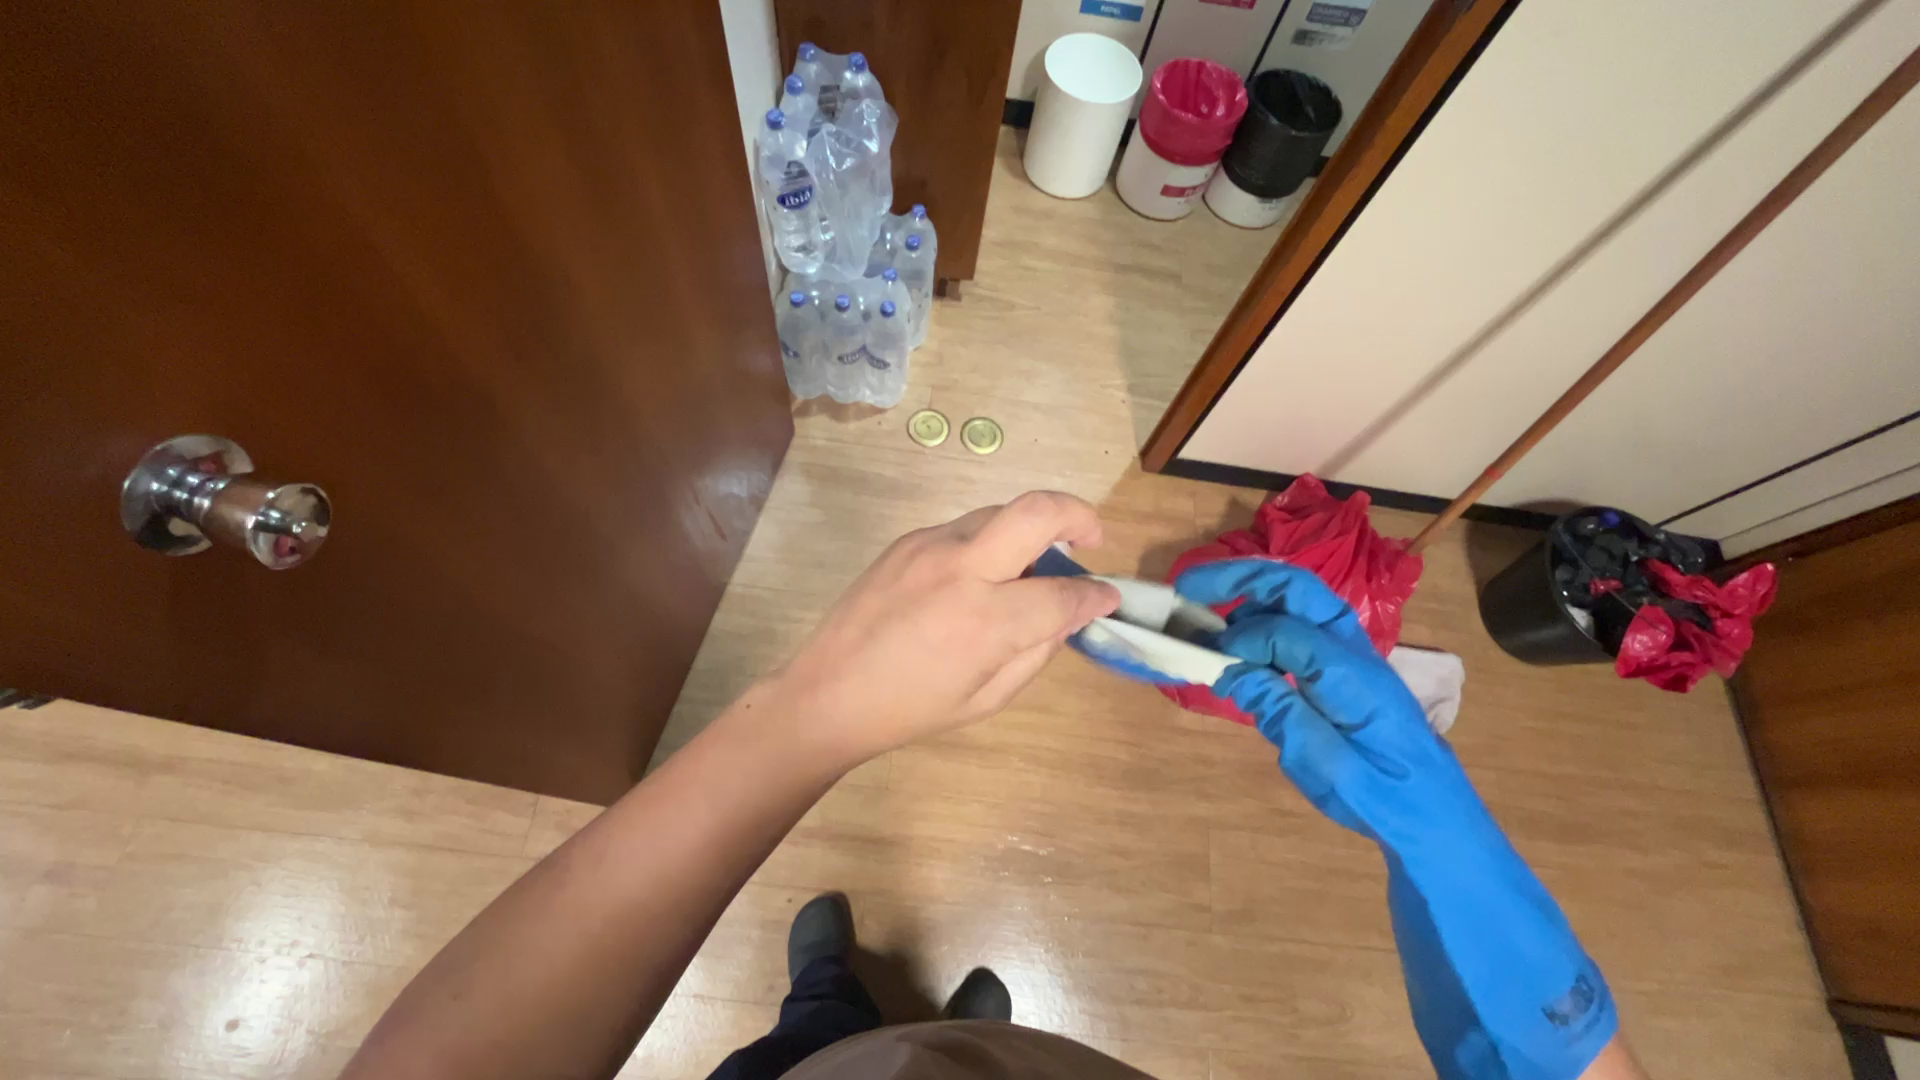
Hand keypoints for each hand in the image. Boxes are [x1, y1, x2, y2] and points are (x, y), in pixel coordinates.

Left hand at [771, 492, 1120, 764]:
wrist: (828, 691)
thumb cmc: (911, 708)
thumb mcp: (988, 697)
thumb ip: (1038, 650)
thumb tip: (1071, 612)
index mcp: (985, 621)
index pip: (1063, 593)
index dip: (1097, 595)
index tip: (1108, 598)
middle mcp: (961, 568)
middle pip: (1037, 510)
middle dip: (1079, 515)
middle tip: (1092, 538)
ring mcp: (930, 545)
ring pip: (1001, 513)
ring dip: (1030, 530)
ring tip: (1030, 569)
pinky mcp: (908, 540)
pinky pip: (965, 530)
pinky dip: (990, 544)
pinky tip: (979, 579)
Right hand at [1174, 558, 1489, 849]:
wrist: (1438, 819)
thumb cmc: (1383, 801)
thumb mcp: (1326, 769)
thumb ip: (1279, 714)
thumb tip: (1229, 670)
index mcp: (1353, 677)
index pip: (1285, 632)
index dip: (1240, 641)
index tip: (1209, 665)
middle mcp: (1355, 651)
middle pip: (1297, 588)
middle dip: (1240, 578)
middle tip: (1188, 587)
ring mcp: (1354, 654)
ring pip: (1300, 599)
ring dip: (1251, 598)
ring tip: (1209, 618)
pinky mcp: (1346, 666)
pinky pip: (1303, 623)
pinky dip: (1264, 619)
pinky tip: (1240, 645)